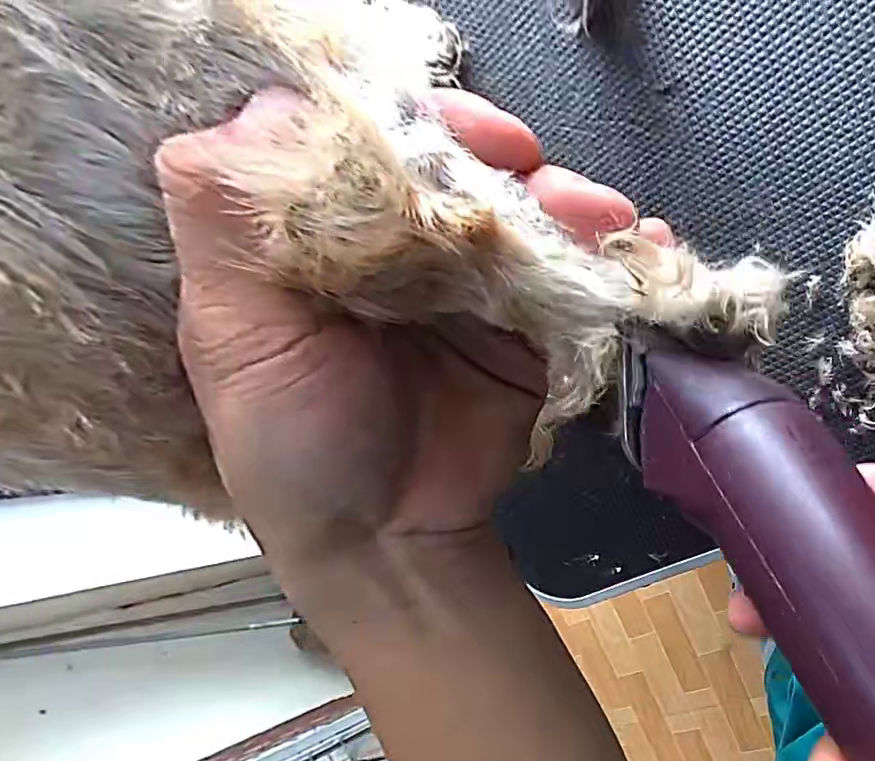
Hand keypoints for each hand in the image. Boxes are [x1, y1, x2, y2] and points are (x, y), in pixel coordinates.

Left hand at [155, 88, 671, 562]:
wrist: (391, 537)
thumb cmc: (298, 445)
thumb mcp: (235, 332)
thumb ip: (230, 216)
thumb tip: (280, 109)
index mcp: (326, 235)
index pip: (374, 144)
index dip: (425, 124)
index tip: (476, 139)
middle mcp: (409, 253)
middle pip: (468, 177)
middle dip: (518, 171)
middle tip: (554, 187)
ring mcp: (480, 297)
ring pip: (530, 228)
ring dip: (576, 213)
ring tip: (612, 221)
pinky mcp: (533, 342)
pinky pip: (574, 292)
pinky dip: (612, 269)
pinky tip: (643, 252)